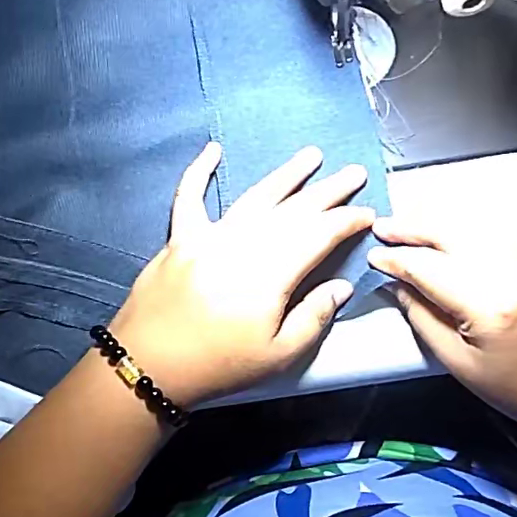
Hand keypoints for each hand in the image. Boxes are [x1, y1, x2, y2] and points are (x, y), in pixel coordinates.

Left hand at [108, 143, 375, 407]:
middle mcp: (243, 244)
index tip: (368, 213)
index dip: (346, 222)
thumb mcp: (278, 354)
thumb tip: (341, 287)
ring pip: (255, 197)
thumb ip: (314, 317)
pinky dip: (199, 172)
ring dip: (286, 175)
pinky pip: (189, 197)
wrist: (149, 366)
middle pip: (294, 210)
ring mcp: (209, 237)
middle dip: (328, 192)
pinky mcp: (180, 239)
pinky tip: (212, 150)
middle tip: (354, 173)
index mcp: (271, 273)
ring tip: (311, 155)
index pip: (318, 236)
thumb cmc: (219, 366)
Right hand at [368, 216, 516, 445]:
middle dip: (412, 227)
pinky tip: (447, 229)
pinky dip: (466, 224)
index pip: (428, 267)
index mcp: (491, 305)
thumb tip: (397, 282)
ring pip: (471, 221)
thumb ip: (422, 316)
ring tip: (408, 226)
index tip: (374, 256)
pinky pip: (495, 226)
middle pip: (449, 231)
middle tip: (383, 228)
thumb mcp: (458, 362)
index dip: (396, 259)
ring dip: (437, 221)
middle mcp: (515, 269)